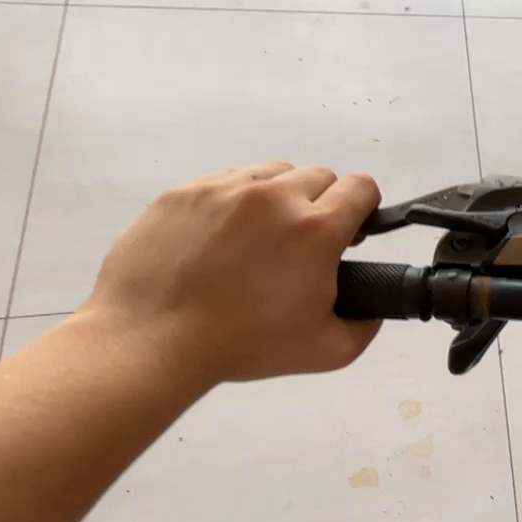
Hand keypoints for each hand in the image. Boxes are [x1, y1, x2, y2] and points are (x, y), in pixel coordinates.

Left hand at [76, 161, 382, 386]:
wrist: (151, 340)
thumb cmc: (247, 344)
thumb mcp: (333, 349)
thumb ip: (367, 324)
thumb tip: (370, 308)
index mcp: (317, 228)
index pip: (362, 187)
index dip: (366, 208)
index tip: (353, 235)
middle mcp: (274, 197)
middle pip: (320, 175)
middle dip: (325, 203)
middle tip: (308, 241)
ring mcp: (223, 189)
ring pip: (273, 173)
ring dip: (282, 196)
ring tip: (264, 235)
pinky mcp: (182, 193)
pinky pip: (227, 180)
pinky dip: (239, 201)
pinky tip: (225, 237)